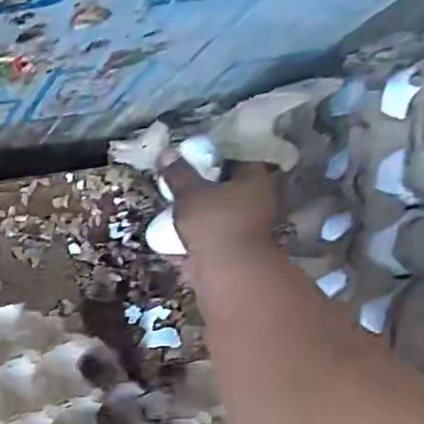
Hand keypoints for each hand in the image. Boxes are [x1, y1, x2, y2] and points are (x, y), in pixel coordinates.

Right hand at [161, 161, 286, 272]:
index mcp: (254, 179)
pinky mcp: (233, 252)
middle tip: (180, 189)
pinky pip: (212, 240)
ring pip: (218, 216)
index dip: (213, 159)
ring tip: (174, 214)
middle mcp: (258, 201)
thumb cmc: (214, 223)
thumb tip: (165, 151)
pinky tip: (175, 240)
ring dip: (198, 217)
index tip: (192, 162)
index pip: (236, 159)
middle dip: (204, 191)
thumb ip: (178, 173)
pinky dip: (195, 240)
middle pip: (227, 189)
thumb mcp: (190, 193)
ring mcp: (247, 229)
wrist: (226, 272)